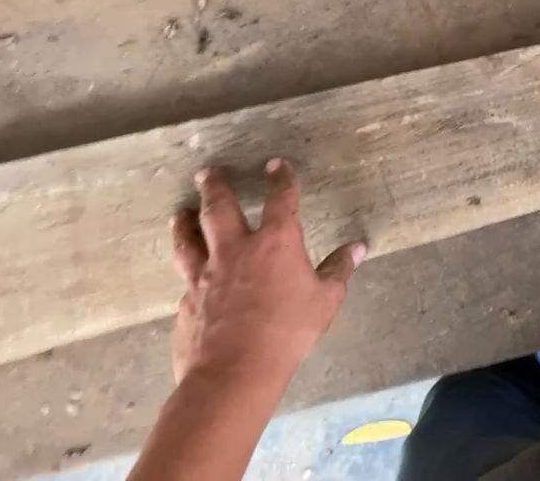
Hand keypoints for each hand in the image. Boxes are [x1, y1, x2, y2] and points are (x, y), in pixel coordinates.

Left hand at [170, 160, 364, 388]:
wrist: (232, 374)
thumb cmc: (288, 331)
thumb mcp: (326, 299)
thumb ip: (339, 270)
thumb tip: (358, 248)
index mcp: (277, 243)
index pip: (281, 199)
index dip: (281, 178)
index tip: (276, 164)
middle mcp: (237, 250)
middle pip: (220, 209)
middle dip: (215, 187)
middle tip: (207, 172)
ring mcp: (205, 276)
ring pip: (189, 240)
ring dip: (186, 222)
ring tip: (181, 211)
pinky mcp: (186, 303)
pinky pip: (186, 277)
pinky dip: (189, 267)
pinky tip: (190, 273)